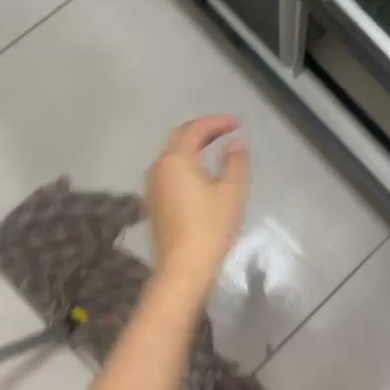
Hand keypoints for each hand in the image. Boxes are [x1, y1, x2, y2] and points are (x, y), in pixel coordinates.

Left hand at [146, 116, 249, 283]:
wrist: (183, 267)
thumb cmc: (210, 227)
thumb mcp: (231, 192)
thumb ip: (235, 161)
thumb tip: (236, 143)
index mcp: (176, 160)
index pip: (195, 129)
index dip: (216, 122)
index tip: (237, 123)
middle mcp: (159, 167)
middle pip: (179, 139)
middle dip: (203, 131)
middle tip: (226, 130)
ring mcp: (153, 186)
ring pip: (172, 156)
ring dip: (193, 147)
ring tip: (216, 148)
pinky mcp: (154, 202)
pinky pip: (169, 172)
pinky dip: (186, 163)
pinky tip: (201, 173)